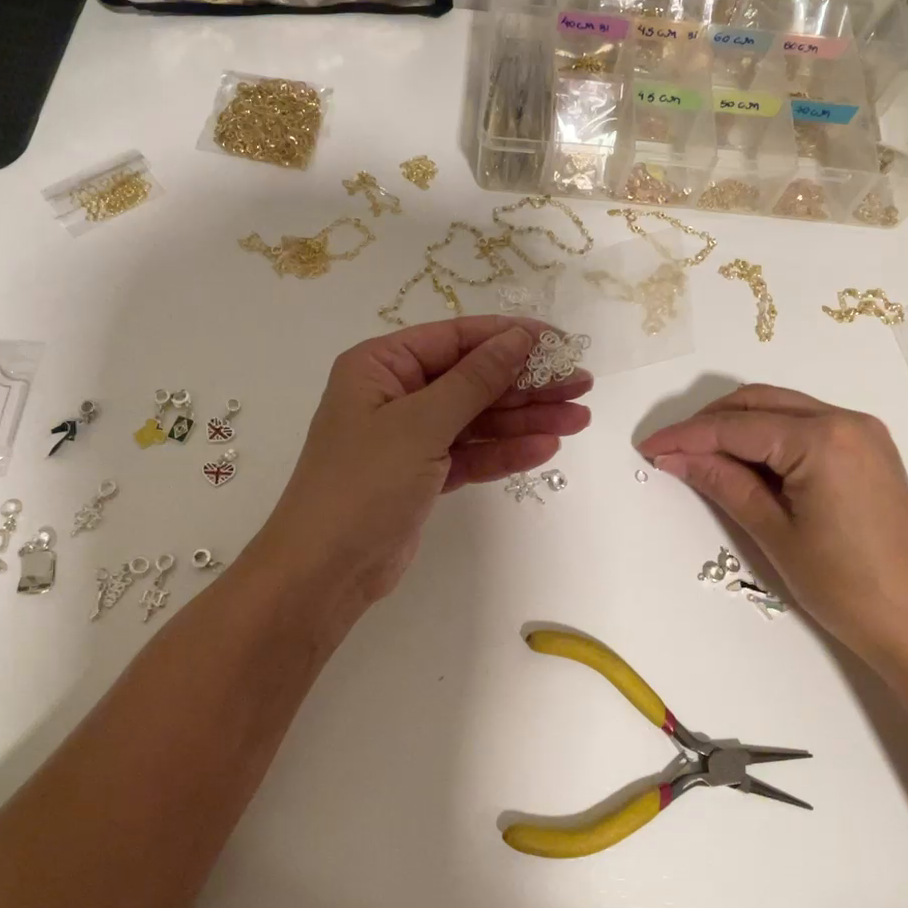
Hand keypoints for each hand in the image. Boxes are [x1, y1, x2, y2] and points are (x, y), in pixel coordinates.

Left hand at [259, 316, 592, 606]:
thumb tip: (519, 338)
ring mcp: (408, 437)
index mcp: (380, 366)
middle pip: (471, 378)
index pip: (454, 339)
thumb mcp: (421, 424)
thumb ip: (475, 380)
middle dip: (526, 382)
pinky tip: (545, 448)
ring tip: (580, 418)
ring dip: (525, 418)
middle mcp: (393, 394)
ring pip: (477, 418)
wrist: (325, 570)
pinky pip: (471, 453)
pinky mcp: (422, 475)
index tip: (560, 342)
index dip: (509, 338)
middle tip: (582, 384)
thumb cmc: (364, 483)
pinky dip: (505, 452)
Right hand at [636, 385, 907, 672]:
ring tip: (699, 459)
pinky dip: (768, 437)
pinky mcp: (868, 450)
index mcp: (822, 439)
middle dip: (709, 423)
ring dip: (737, 426)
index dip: (686, 435)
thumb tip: (673, 457)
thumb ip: (723, 483)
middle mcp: (845, 420)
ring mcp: (862, 433)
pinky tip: (744, 464)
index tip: (647, 448)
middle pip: (758, 402)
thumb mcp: (774, 532)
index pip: (737, 427)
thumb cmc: (845, 586)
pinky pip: (804, 426)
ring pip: (781, 409)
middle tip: (670, 453)